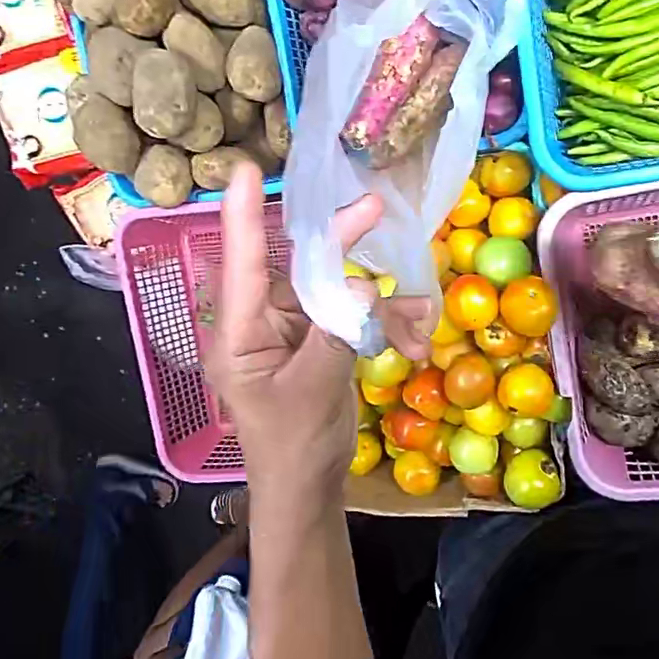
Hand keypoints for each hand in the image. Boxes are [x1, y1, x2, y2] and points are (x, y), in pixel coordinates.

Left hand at [204, 162, 431, 507]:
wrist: (308, 488)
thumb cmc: (294, 446)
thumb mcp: (313, 390)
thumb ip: (336, 333)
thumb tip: (364, 285)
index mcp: (240, 332)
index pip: (240, 264)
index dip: (244, 215)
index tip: (246, 171)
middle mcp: (262, 321)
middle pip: (299, 266)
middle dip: (338, 244)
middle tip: (372, 209)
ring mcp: (294, 329)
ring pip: (337, 291)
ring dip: (381, 306)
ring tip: (419, 323)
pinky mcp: (320, 339)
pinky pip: (354, 316)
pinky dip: (385, 326)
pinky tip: (415, 343)